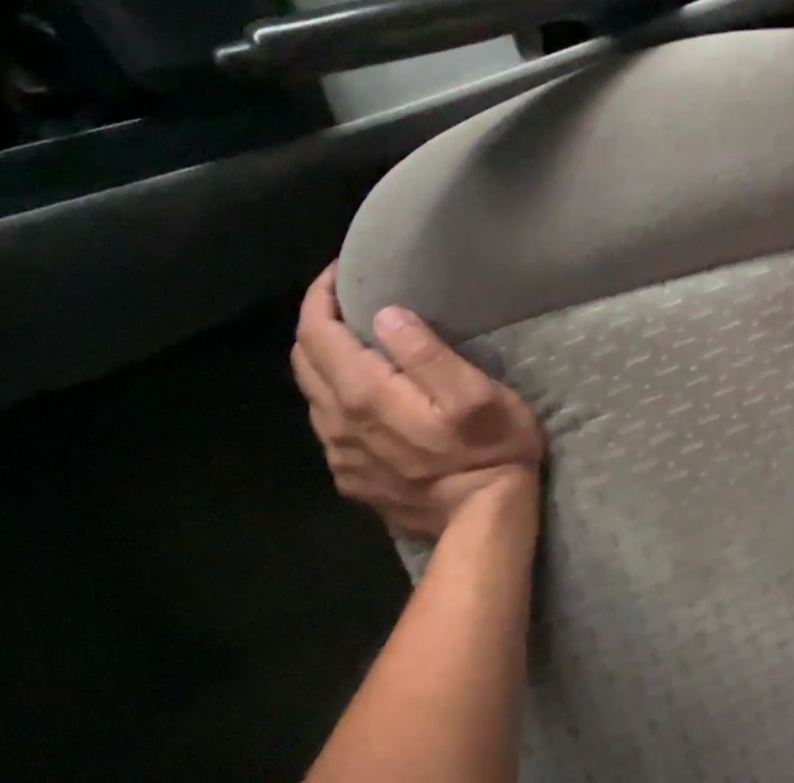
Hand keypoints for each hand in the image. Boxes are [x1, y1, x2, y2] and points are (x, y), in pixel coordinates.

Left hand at [292, 264, 544, 537]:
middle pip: (304, 359)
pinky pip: (328, 423)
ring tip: (357, 336)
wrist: (481, 523)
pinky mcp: (351, 476)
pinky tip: (365, 391)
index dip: (321, 295)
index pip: (318, 333)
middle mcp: (338, 423)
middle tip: (350, 295)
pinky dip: (335, 393)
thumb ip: (427, 354)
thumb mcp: (474, 395)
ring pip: (312, 392)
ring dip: (324, 356)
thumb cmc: (490, 450)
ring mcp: (340, 454)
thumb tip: (387, 314)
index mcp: (364, 395)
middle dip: (319, 319)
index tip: (342, 269)